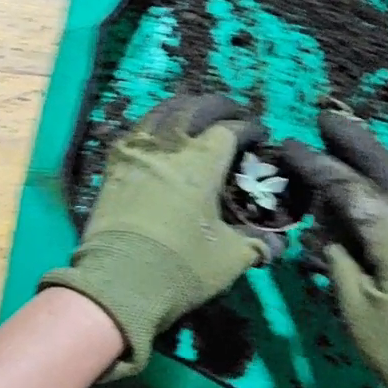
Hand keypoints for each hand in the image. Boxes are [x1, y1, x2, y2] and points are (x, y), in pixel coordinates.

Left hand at [41, 95, 270, 379]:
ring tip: (195, 115)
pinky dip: (152, 125)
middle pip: (195, 108)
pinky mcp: (113, 165)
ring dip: (183, 108)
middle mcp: (168, 146)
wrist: (121, 280)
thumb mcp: (230, 258)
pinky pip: (135, 131)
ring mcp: (137, 152)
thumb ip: (255, 243)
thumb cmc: (182, 266)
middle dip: (218, 106)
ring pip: (161, 112)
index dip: (248, 129)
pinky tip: (160, 134)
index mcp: (202, 162)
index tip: (258, 136)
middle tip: (231, 114)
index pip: (230, 129)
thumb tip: (274, 243)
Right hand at [282, 111, 387, 387]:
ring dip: (382, 154)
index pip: (346, 186)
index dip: (314, 164)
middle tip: (327, 116)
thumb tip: (329, 225)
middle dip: (354, 139)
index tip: (289, 145)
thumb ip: (340, 257)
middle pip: (385, 166)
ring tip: (356, 140)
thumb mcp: (355, 306)